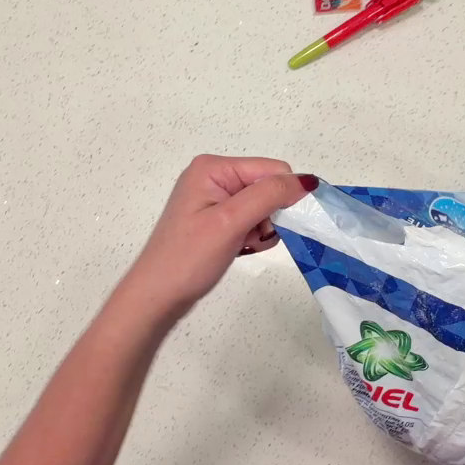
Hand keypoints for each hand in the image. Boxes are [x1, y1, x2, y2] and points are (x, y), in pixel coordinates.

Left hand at [119, 155, 316, 314]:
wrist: (157, 297)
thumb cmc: (189, 258)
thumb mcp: (231, 222)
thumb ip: (269, 196)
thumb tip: (308, 180)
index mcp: (213, 168)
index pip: (272, 169)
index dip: (284, 195)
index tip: (275, 226)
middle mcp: (214, 176)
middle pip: (268, 186)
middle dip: (270, 214)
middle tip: (252, 237)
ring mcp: (214, 199)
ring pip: (263, 206)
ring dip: (262, 229)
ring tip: (243, 246)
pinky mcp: (216, 219)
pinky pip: (251, 220)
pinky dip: (253, 236)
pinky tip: (239, 249)